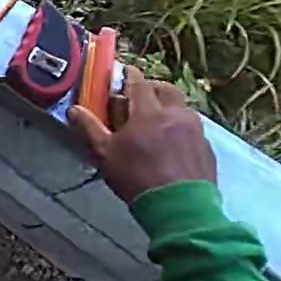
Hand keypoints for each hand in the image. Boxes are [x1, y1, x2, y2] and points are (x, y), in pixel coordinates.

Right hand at [68, 67, 215, 202]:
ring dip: (168, 107)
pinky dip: (179, 127)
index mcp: (149, 112)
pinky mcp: (206, 147)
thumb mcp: (105, 154)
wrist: (180, 208)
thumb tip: (74, 110)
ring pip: (181, 107)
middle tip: (139, 96)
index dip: (129, 75)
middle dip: (151, 88)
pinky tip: (171, 143)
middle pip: (165, 89)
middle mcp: (175, 114)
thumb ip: (89, 129)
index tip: (124, 72)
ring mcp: (195, 130)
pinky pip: (192, 128)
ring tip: (155, 121)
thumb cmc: (137, 177)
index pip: (138, 83)